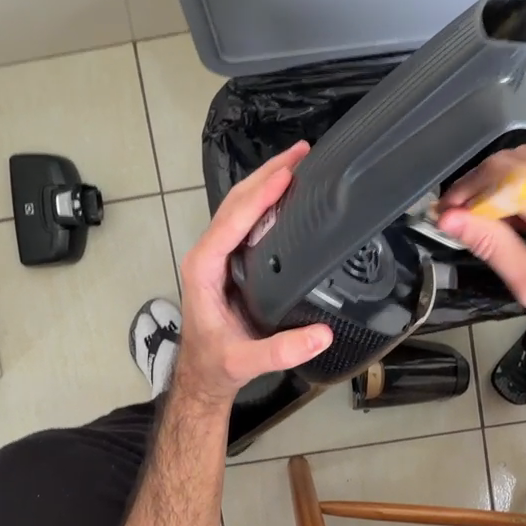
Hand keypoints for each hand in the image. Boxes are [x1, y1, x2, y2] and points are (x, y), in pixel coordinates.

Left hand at [174, 143, 332, 403]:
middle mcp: (207, 255)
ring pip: (240, 205)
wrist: (203, 374)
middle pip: (236, 201)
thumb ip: (281, 351)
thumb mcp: (246, 361)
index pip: (231, 221)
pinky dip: (267, 199)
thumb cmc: (217, 364)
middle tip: (302, 152)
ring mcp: (218, 255)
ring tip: (300, 161)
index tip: (286, 176)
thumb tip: (321, 336)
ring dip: (267, 179)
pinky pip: (247, 220)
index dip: (259, 196)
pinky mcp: (229, 260)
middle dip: (267, 173)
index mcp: (204, 270)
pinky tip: (288, 192)